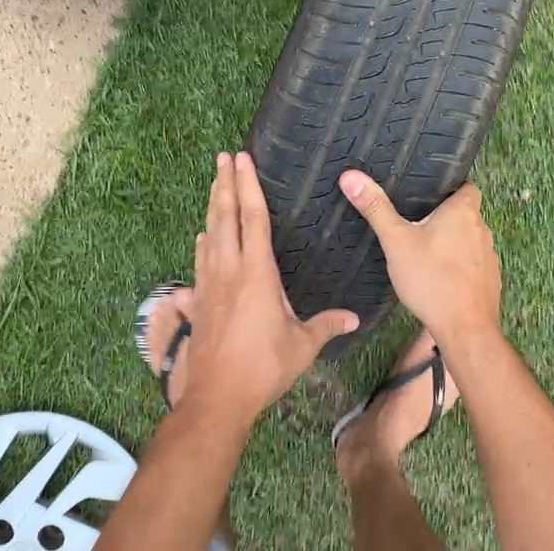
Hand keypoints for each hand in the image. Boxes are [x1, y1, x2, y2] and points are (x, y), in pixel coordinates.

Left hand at [177, 152, 359, 425]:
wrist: (216, 397)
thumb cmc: (263, 368)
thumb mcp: (302, 346)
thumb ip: (326, 325)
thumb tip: (354, 317)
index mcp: (257, 272)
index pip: (253, 218)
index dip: (248, 185)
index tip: (242, 159)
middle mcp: (230, 269)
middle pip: (226, 216)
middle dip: (225, 183)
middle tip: (223, 156)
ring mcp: (210, 283)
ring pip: (211, 233)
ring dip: (213, 206)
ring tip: (215, 183)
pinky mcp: (199, 300)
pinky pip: (201, 259)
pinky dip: (203, 241)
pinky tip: (203, 235)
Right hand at [339, 172, 501, 341]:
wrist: (465, 329)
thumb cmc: (431, 279)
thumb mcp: (396, 241)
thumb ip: (376, 208)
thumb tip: (351, 176)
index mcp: (463, 211)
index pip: (465, 185)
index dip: (450, 187)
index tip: (428, 193)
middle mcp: (482, 228)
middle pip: (466, 213)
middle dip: (445, 216)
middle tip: (416, 222)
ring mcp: (489, 256)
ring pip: (469, 240)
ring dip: (453, 242)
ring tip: (425, 250)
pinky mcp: (491, 281)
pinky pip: (474, 264)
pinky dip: (460, 266)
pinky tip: (440, 278)